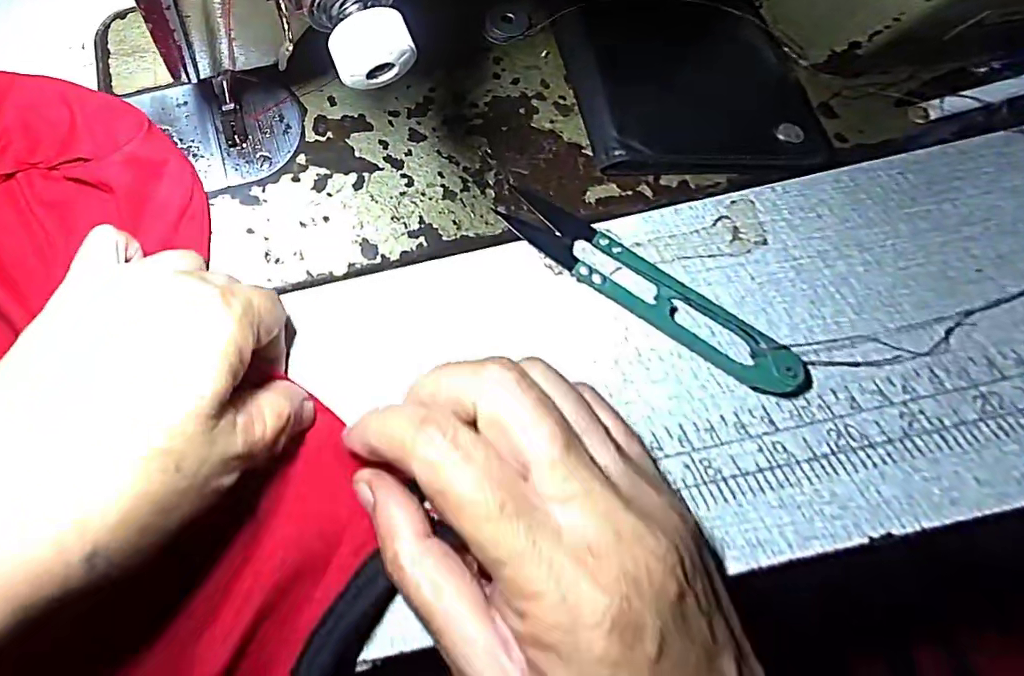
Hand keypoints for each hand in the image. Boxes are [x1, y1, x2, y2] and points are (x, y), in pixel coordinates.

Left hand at [0, 225, 313, 674]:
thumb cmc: (122, 488)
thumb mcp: (221, 466)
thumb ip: (273, 421)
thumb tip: (296, 397)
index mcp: (219, 314)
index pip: (272, 311)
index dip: (272, 356)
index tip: (255, 395)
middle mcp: (172, 279)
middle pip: (226, 288)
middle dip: (232, 330)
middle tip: (209, 391)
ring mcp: (117, 278)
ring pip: (177, 269)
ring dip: (187, 303)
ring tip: (164, 358)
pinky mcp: (70, 289)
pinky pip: (113, 250)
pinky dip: (129, 267)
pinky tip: (121, 308)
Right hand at [345, 358, 758, 675]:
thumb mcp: (488, 670)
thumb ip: (418, 569)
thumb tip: (376, 488)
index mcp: (559, 575)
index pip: (446, 448)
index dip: (384, 428)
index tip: (365, 443)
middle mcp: (607, 515)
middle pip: (495, 385)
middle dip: (428, 394)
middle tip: (407, 436)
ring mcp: (641, 491)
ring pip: (537, 376)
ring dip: (475, 391)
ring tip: (455, 436)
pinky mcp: (659, 482)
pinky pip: (584, 398)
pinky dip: (529, 400)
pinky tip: (510, 440)